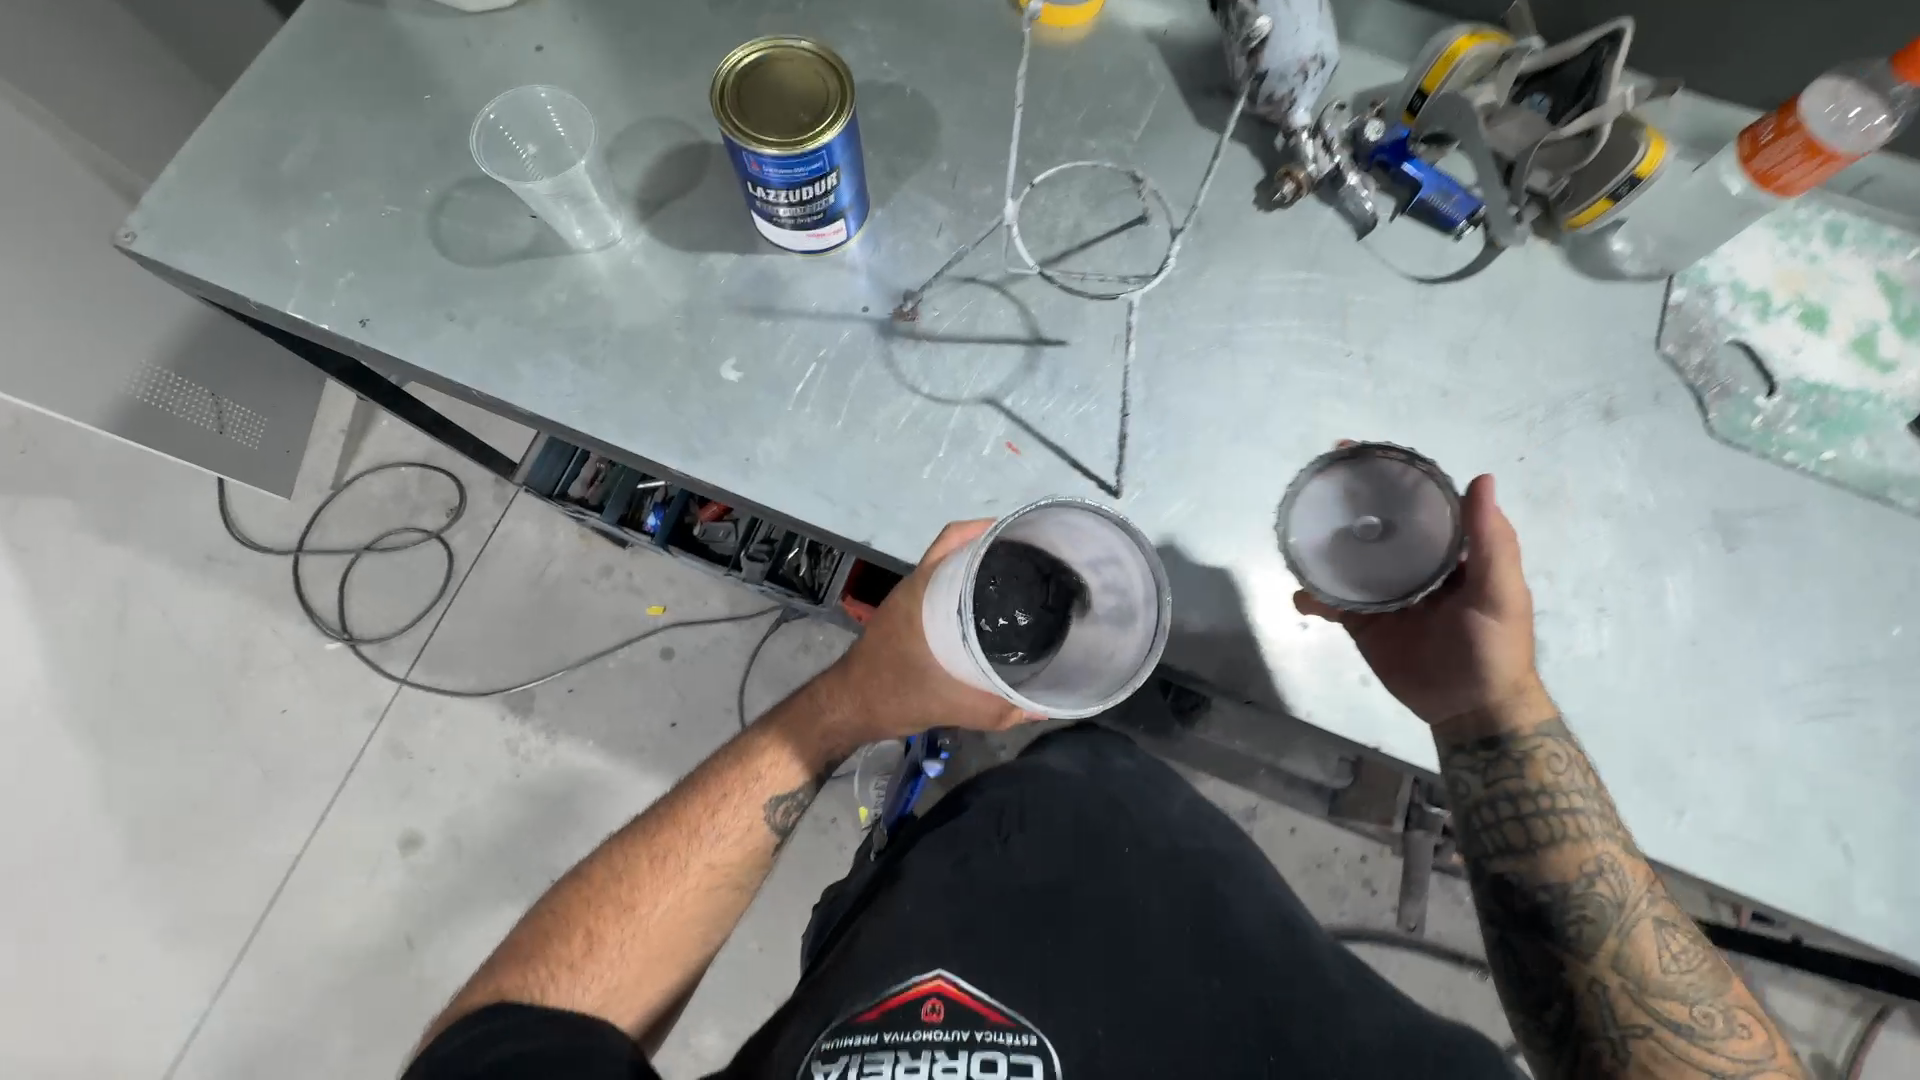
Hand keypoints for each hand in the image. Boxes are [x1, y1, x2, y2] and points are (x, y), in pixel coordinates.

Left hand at [818, 520, 1036, 745]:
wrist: (848, 708)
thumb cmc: (892, 695)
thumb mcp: (950, 705)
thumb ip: (997, 710)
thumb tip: (1043, 710)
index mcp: (922, 590)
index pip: (955, 540)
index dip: (989, 531)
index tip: (1026, 538)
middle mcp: (916, 586)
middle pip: (957, 549)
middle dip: (993, 548)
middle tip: (1033, 562)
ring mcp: (909, 600)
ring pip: (949, 570)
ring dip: (979, 569)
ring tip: (1020, 582)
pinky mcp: (908, 617)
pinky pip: (942, 591)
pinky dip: (965, 592)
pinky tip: (990, 614)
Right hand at [1294, 474, 1550, 735]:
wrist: (1470, 709)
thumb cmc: (1495, 647)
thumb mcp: (1501, 592)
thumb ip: (1491, 541)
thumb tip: (1481, 478)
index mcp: (1446, 551)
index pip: (1415, 504)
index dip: (1389, 477)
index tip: (1360, 452)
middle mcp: (1411, 564)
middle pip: (1373, 526)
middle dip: (1346, 504)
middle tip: (1318, 484)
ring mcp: (1383, 593)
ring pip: (1346, 561)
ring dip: (1321, 548)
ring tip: (1297, 537)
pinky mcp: (1361, 621)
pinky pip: (1331, 602)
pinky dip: (1313, 598)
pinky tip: (1303, 596)